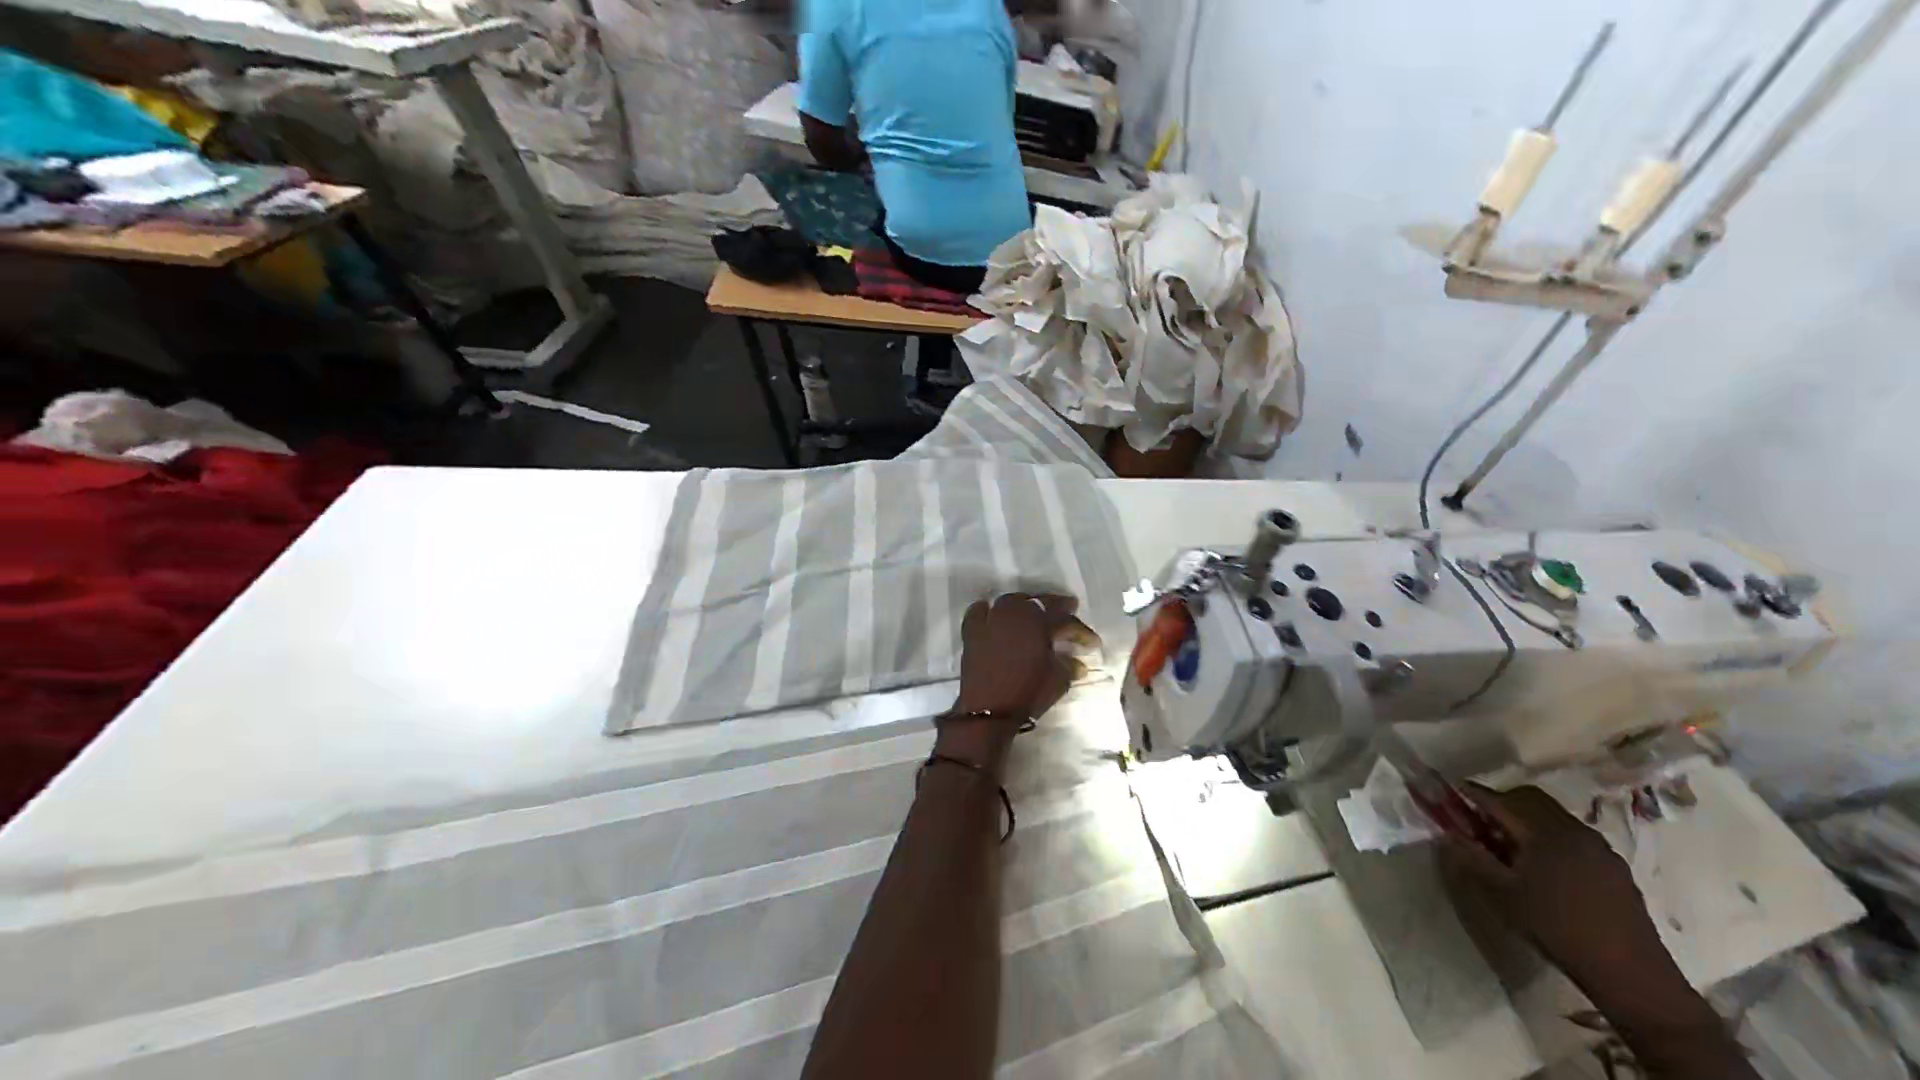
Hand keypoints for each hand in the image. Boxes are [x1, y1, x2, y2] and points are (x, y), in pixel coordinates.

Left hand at [936, 593, 1090, 771]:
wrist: (988, 709)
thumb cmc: (1028, 692)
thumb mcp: (1058, 680)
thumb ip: (1069, 666)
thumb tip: (1078, 663)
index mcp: (1039, 621)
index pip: (1065, 620)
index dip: (1081, 631)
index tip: (1092, 642)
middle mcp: (1015, 612)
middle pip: (1039, 603)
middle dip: (1056, 607)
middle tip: (1069, 609)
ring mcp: (991, 619)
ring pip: (1012, 602)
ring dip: (1026, 605)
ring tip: (1036, 612)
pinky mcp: (972, 631)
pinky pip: (980, 611)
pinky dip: (990, 610)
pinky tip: (994, 613)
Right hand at [1441, 785, 1678, 998]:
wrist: (1629, 972)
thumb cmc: (1556, 928)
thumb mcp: (1502, 894)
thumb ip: (1471, 857)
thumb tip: (1447, 832)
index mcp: (1545, 832)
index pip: (1501, 800)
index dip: (1472, 794)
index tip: (1450, 793)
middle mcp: (1574, 830)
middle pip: (1530, 799)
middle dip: (1501, 803)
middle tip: (1479, 822)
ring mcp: (1599, 848)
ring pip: (1553, 816)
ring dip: (1526, 819)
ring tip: (1509, 847)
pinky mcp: (1614, 866)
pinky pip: (1572, 835)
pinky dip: (1549, 836)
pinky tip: (1543, 867)